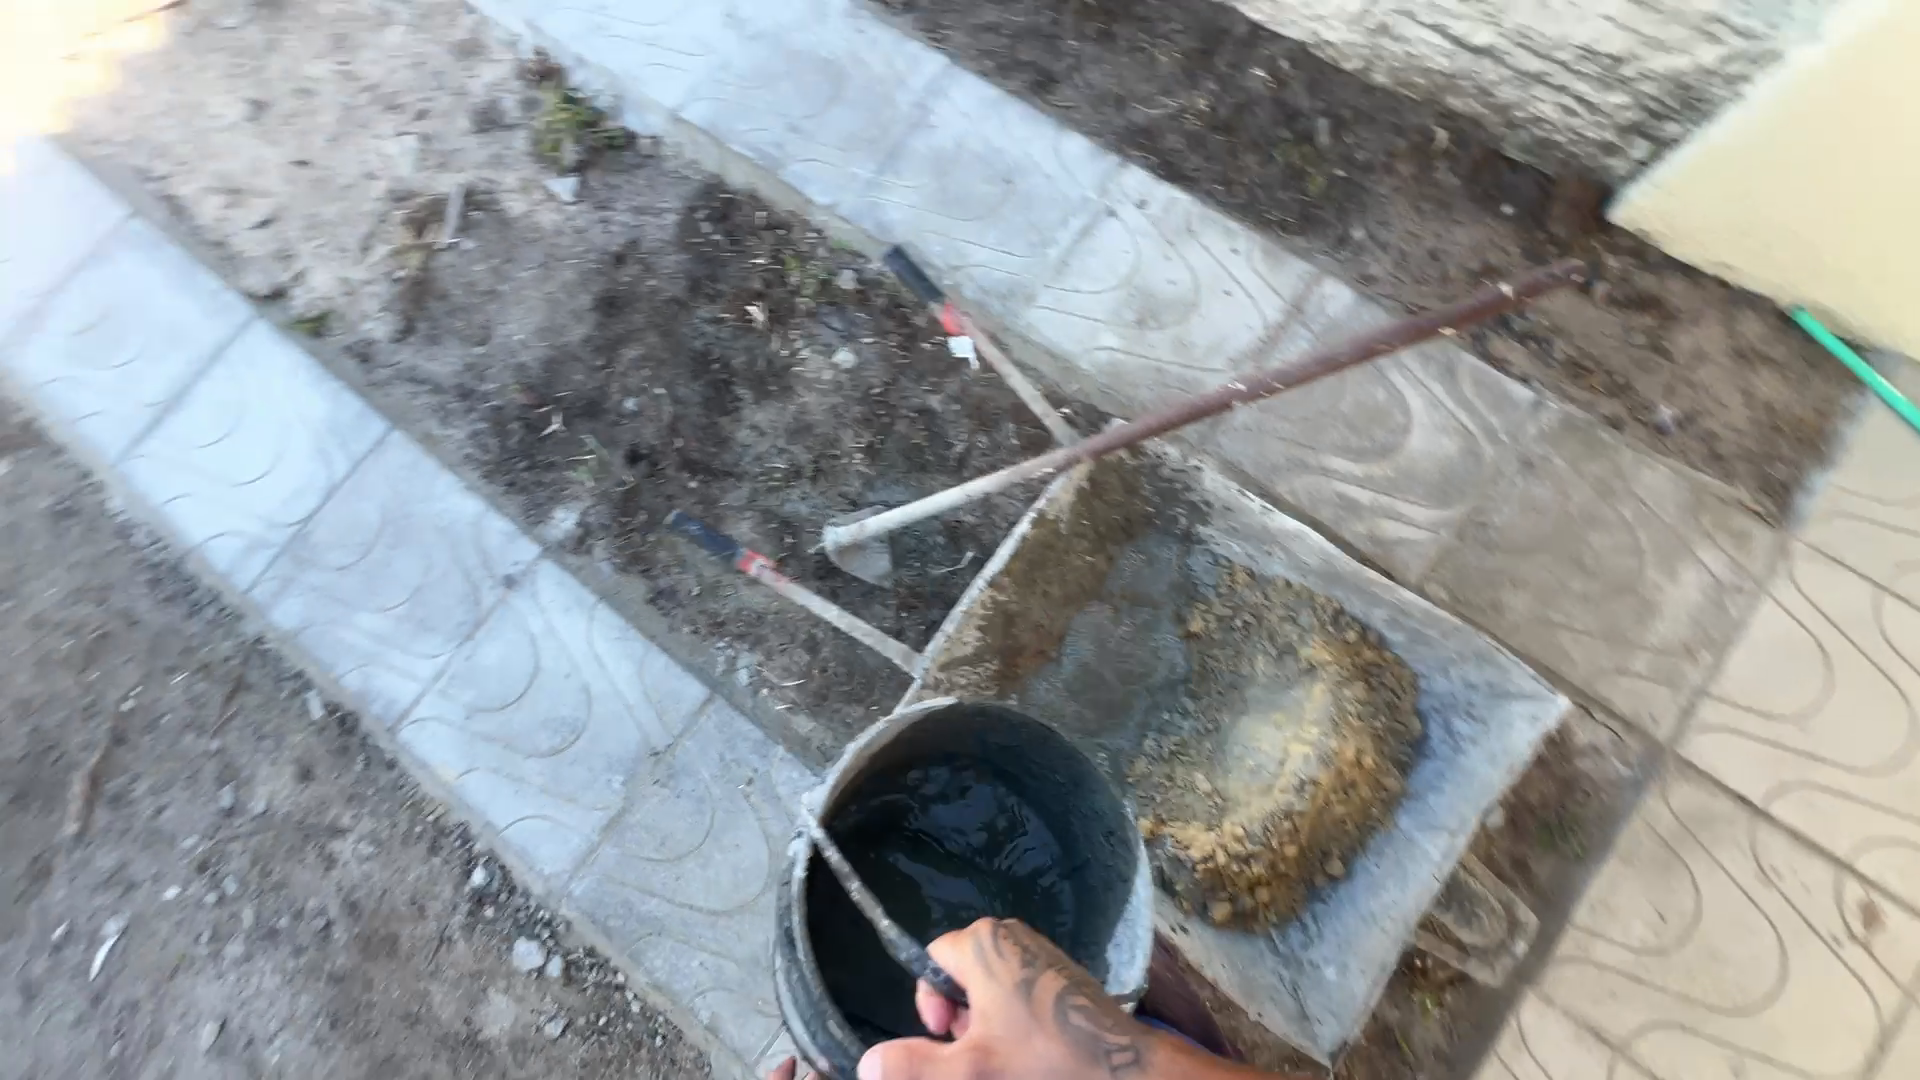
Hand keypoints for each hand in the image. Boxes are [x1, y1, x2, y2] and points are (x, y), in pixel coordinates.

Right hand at [855, 917, 1154, 1079]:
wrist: (1126, 1071)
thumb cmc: (1044, 1063)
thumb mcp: (970, 1072)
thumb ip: (913, 1065)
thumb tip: (865, 1063)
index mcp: (982, 941)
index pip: (931, 960)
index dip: (930, 1005)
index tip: (950, 1039)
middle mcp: (1009, 934)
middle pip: (960, 972)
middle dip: (960, 1018)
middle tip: (981, 1053)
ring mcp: (1039, 949)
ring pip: (990, 985)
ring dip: (987, 1023)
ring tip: (1009, 1057)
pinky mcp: (1061, 969)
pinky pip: (1018, 987)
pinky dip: (1014, 1018)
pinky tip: (1032, 1050)